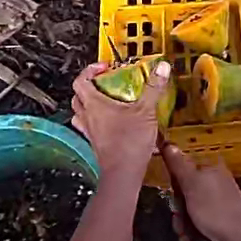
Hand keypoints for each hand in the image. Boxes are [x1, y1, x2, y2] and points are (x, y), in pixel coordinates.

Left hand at [70, 61, 169, 179]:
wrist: (123, 173)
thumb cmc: (130, 142)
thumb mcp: (146, 110)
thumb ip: (153, 88)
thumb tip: (162, 67)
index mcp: (95, 105)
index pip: (80, 81)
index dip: (90, 70)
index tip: (105, 67)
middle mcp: (87, 117)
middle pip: (77, 96)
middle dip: (89, 85)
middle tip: (105, 82)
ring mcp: (90, 131)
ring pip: (80, 112)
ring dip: (88, 103)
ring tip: (106, 100)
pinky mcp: (95, 143)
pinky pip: (89, 126)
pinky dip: (95, 119)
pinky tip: (110, 120)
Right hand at [161, 143, 240, 240]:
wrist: (239, 237)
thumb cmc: (214, 207)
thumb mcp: (192, 182)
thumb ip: (179, 165)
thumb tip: (169, 143)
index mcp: (210, 171)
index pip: (185, 172)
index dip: (175, 188)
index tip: (173, 199)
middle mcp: (216, 186)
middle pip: (186, 199)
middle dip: (180, 216)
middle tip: (181, 223)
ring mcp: (219, 207)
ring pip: (191, 218)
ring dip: (186, 233)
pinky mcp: (221, 226)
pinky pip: (201, 233)